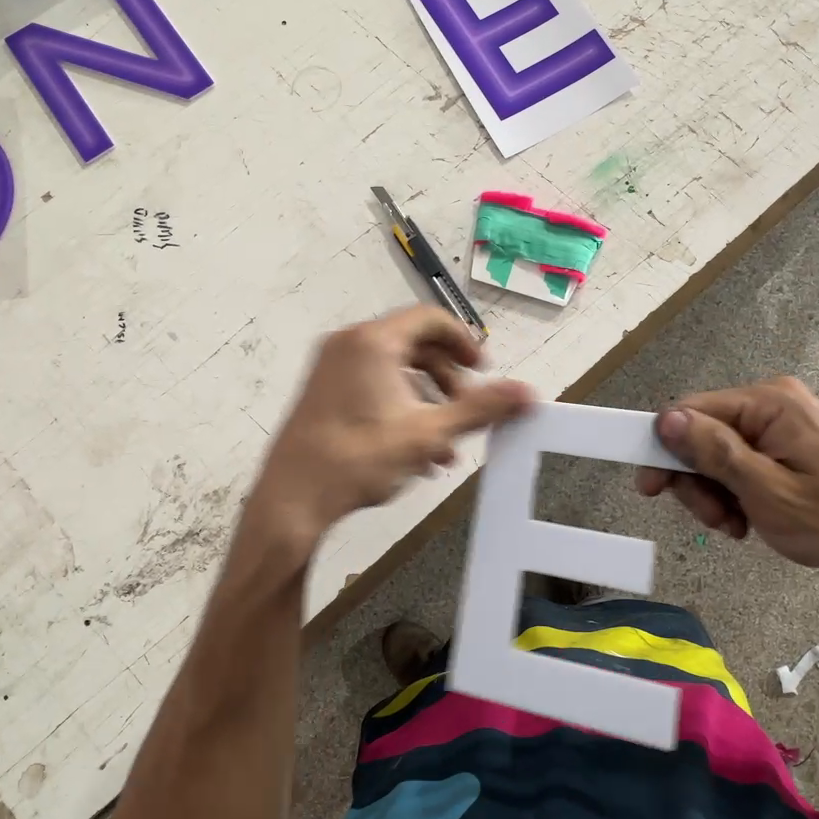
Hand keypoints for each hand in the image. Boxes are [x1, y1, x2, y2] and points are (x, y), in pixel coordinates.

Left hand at [249, 307, 533, 546]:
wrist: (291, 500)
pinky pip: (372, 386)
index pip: (429, 319)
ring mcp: (331, 368)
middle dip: (448, 378)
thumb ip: (480, 409)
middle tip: (467, 408)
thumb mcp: (428, 434)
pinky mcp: (322, 393)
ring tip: (447, 445)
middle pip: (414, 345)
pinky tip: (418, 453)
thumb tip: (528, 393)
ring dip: (428, 401)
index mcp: (373, 341)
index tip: (483, 368)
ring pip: (395, 371)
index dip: (464, 340)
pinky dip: (401, 408)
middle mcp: (349, 344)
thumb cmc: (358, 459)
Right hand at [635, 377, 818, 577]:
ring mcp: (780, 422)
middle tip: (715, 521)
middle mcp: (772, 402)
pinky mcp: (785, 442)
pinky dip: (734, 491)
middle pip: (702, 433)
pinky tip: (748, 518)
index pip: (691, 411)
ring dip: (714, 492)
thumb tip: (667, 419)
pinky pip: (739, 460)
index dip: (663, 449)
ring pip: (716, 452)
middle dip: (697, 480)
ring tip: (736, 525)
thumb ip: (716, 453)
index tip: (651, 490)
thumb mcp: (768, 492)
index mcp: (770, 402)